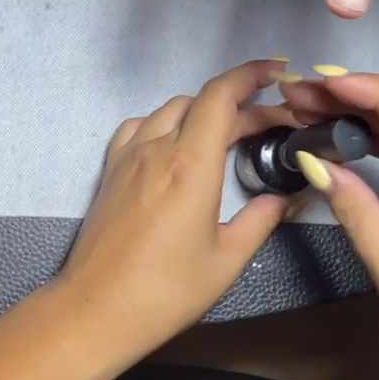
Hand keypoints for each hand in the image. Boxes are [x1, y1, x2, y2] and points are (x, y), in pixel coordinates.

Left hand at [53, 60, 298, 356]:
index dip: (251, 74)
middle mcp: (157, 147)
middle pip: (201, 102)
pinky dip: (165, 123)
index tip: (278, 71)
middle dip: (240, 105)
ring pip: (169, 109)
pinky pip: (139, 127)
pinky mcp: (110, 169)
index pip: (221, 96)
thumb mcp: (227, 260)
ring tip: (228, 134)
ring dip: (203, 112)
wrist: (96, 309)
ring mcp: (128, 155)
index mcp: (191, 164)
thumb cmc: (166, 290)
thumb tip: (282, 198)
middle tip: (271, 125)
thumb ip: (261, 220)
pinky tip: (176, 145)